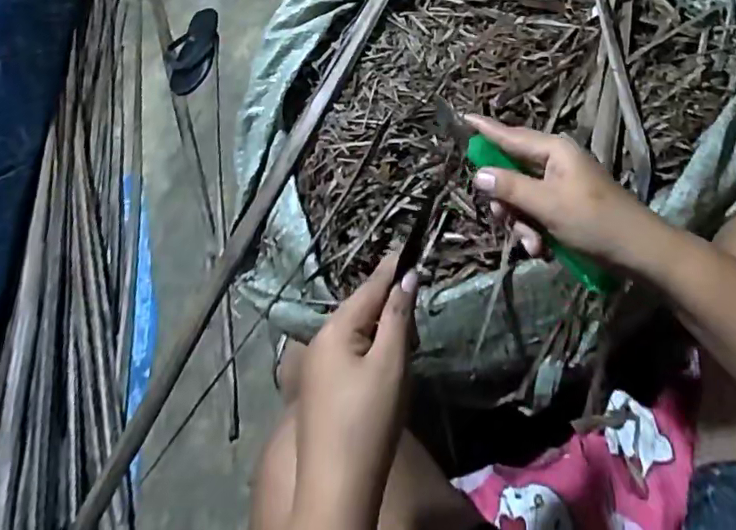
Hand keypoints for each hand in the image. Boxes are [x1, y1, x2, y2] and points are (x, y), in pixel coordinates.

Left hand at [290, 253, 416, 528]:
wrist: (337, 487)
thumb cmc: (368, 419)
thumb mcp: (391, 363)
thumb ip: (399, 317)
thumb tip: (407, 276)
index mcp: (335, 329)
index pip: (370, 288)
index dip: (391, 270)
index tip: (408, 249)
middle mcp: (320, 340)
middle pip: (362, 309)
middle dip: (390, 307)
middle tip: (417, 321)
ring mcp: (318, 366)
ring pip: (357, 333)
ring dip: (383, 331)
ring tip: (407, 347)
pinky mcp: (322, 389)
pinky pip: (350, 353)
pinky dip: (372, 351)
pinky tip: (386, 368)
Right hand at [466, 115, 664, 270]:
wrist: (641, 253)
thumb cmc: (595, 222)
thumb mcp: (547, 205)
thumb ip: (511, 188)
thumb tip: (479, 174)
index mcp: (554, 150)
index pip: (510, 135)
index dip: (485, 129)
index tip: (463, 117)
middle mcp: (555, 162)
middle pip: (511, 173)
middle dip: (507, 204)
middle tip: (507, 223)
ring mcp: (561, 185)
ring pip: (521, 199)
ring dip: (521, 224)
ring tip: (535, 246)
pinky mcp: (566, 207)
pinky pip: (536, 213)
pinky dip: (535, 231)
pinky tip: (544, 250)